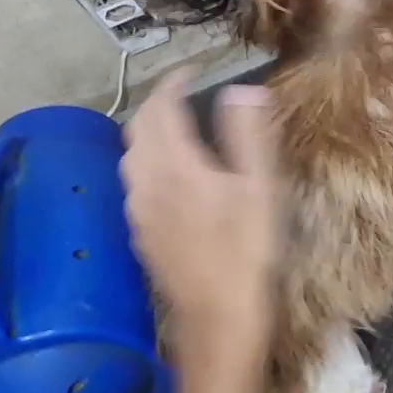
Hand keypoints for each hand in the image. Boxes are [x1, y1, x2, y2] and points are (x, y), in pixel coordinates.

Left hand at [120, 69, 281, 371]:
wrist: (217, 321)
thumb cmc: (247, 253)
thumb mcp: (261, 190)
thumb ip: (249, 137)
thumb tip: (242, 92)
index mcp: (176, 166)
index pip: (162, 107)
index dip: (174, 82)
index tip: (192, 71)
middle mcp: (148, 183)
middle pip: (138, 128)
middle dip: (157, 103)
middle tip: (184, 95)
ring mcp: (139, 211)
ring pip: (131, 156)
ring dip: (149, 132)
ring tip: (177, 127)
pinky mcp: (141, 234)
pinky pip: (134, 183)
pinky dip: (147, 162)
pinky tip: (170, 176)